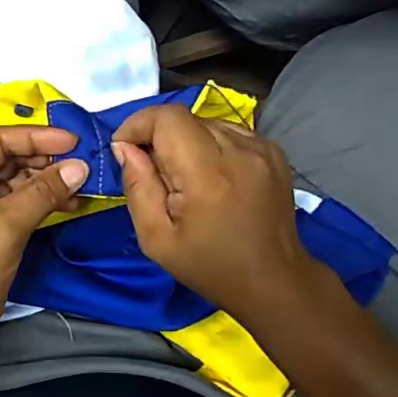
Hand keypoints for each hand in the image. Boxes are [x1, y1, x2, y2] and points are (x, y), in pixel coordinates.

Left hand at [0, 126, 88, 340]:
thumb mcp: (5, 226)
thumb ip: (43, 192)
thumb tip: (79, 167)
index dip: (35, 136)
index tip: (72, 140)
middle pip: (8, 158)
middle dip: (44, 159)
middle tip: (81, 164)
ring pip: (16, 181)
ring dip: (47, 182)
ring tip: (81, 186)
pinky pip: (18, 203)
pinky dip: (42, 202)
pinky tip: (69, 203)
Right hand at [111, 105, 327, 313]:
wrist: (272, 279)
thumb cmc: (208, 265)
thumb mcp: (155, 238)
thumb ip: (137, 187)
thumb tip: (125, 148)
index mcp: (208, 175)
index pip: (167, 118)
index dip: (138, 125)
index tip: (125, 150)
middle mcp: (239, 151)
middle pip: (184, 117)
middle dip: (157, 136)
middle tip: (152, 173)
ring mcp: (261, 148)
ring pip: (205, 122)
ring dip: (183, 140)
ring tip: (182, 177)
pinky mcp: (272, 151)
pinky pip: (227, 132)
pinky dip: (208, 145)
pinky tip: (209, 175)